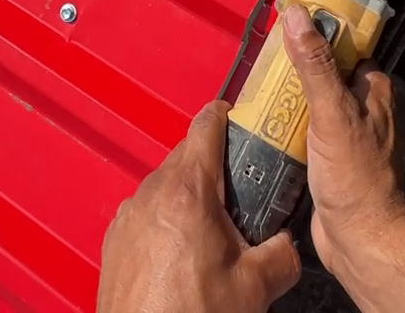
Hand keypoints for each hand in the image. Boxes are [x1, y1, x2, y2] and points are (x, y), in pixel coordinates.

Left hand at [98, 100, 300, 311]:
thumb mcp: (254, 288)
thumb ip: (282, 254)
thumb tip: (287, 245)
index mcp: (188, 191)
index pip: (206, 124)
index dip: (226, 116)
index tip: (238, 119)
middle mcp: (153, 193)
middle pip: (187, 154)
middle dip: (213, 166)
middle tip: (238, 191)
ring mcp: (130, 215)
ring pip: (165, 183)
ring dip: (188, 195)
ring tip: (210, 232)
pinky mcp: (116, 239)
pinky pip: (146, 211)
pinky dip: (164, 219)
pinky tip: (180, 254)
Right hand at [279, 4, 404, 276]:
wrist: (360, 241)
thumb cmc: (358, 180)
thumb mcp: (332, 112)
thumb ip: (315, 64)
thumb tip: (298, 18)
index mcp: (372, 88)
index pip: (344, 43)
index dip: (318, 30)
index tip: (291, 21)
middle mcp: (362, 107)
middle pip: (324, 70)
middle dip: (296, 65)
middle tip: (267, 58)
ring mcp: (345, 131)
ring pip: (312, 99)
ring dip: (288, 95)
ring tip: (261, 88)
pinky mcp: (329, 155)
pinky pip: (304, 127)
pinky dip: (286, 123)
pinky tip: (268, 123)